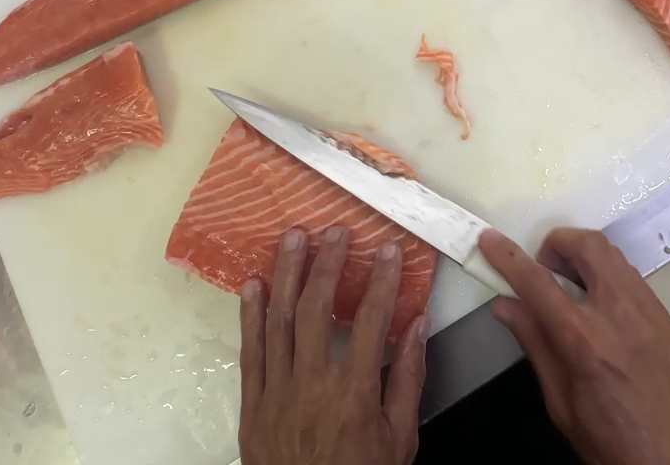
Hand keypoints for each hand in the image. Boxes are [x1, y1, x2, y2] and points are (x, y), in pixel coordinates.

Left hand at [239, 226, 428, 464]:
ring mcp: (277, 392)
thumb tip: (419, 322)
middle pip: (317, 310)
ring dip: (286, 274)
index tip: (388, 248)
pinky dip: (250, 315)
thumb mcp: (400, 439)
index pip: (371, 321)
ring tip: (293, 238)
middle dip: (327, 264)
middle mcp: (313, 385)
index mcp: (354, 393)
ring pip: (279, 321)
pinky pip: (250, 351)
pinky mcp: (253, 404)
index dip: (381, 280)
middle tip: (335, 230)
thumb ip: (409, 378)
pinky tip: (253, 284)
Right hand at [479, 228, 669, 464]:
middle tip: (544, 271)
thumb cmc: (614, 442)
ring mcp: (647, 308)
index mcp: (586, 344)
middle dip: (555, 244)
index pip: (538, 284)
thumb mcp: (562, 404)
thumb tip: (504, 304)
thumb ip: (534, 345)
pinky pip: (628, 271)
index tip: (489, 240)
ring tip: (569, 287)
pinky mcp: (663, 310)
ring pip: (610, 250)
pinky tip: (597, 303)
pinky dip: (604, 272)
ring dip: (581, 255)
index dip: (508, 257)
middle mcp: (619, 314)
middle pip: (584, 245)